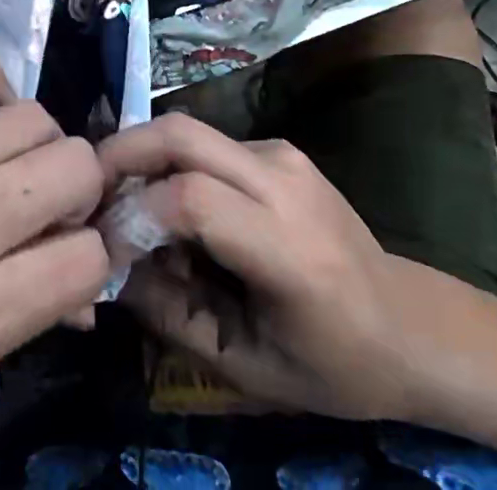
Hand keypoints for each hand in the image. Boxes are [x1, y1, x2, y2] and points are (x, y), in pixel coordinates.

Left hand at [0, 56, 110, 489]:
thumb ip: (12, 334)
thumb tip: (76, 289)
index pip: (88, 258)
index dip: (96, 258)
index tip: (76, 261)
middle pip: (73, 169)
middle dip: (82, 192)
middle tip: (51, 214)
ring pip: (28, 119)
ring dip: (42, 146)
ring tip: (15, 172)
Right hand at [98, 115, 416, 421]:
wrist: (408, 323)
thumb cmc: (332, 362)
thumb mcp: (244, 364)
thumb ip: (168, 312)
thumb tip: (107, 266)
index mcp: (286, 247)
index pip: (190, 198)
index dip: (131, 215)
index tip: (101, 248)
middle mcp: (284, 182)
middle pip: (181, 134)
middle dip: (120, 153)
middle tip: (88, 194)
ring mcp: (284, 155)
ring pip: (189, 133)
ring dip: (144, 160)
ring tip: (127, 211)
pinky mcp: (279, 148)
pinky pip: (209, 145)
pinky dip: (174, 167)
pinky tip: (172, 209)